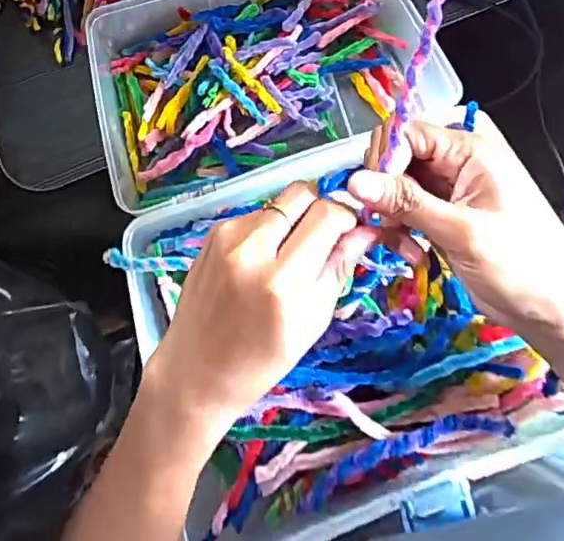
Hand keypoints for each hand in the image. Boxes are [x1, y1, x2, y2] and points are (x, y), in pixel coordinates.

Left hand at [147, 181, 379, 430]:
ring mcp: (227, 236)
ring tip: (289, 256)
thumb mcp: (312, 321)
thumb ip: (338, 267)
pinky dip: (268, 229)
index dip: (346, 216)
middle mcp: (251, 249)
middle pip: (301, 192)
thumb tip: (366, 229)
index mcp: (282, 281)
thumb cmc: (261, 359)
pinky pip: (255, 214)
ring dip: (293, 219)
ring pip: (278, 201)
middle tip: (323, 235)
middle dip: (320, 207)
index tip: (350, 230)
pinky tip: (262, 261)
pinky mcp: (213, 231)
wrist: (196, 369)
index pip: (326, 214)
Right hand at [348, 115, 563, 343]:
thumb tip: (356, 181)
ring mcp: (449, 189)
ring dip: (390, 215)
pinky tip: (410, 252)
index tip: (371, 192)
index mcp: (470, 150)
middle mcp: (457, 162)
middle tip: (383, 221)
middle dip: (384, 190)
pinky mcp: (442, 213)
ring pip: (396, 185)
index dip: (384, 158)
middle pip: (397, 157)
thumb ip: (406, 202)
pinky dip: (399, 229)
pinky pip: (405, 208)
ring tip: (402, 245)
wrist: (556, 315)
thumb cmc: (523, 267)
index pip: (408, 132)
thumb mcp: (461, 232)